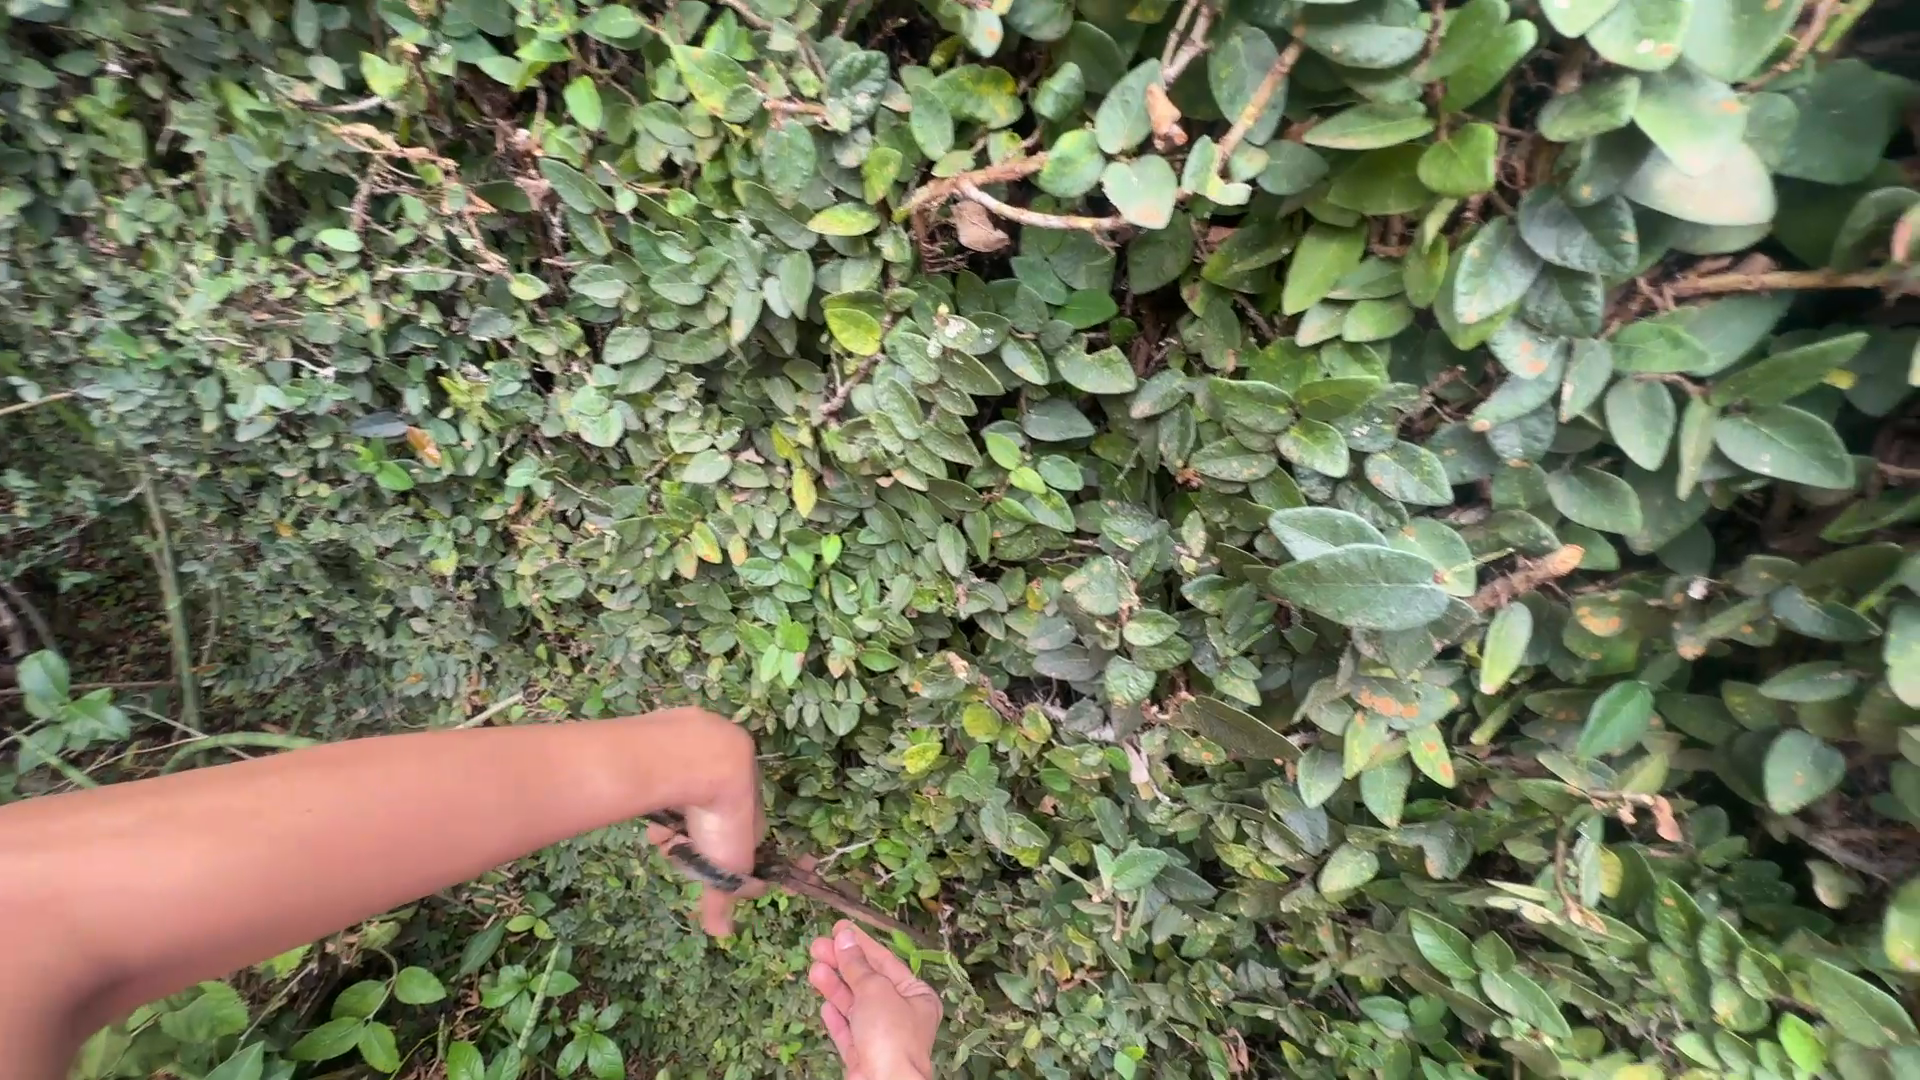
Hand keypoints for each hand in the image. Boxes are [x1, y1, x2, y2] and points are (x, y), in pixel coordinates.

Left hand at [635, 709, 763, 935]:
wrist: (702, 758)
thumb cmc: (721, 812)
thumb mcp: (726, 863)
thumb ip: (724, 896)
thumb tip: (722, 934)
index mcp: (751, 790)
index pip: (739, 821)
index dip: (716, 846)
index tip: (694, 861)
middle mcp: (735, 762)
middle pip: (710, 802)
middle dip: (690, 832)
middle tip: (671, 849)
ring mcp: (708, 739)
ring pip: (688, 783)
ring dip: (672, 811)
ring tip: (655, 831)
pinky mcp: (682, 725)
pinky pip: (670, 760)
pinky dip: (660, 783)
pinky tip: (647, 801)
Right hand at [808, 920, 942, 1079]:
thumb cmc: (889, 1033)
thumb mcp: (874, 989)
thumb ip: (857, 965)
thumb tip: (844, 936)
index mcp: (916, 995)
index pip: (885, 961)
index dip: (861, 943)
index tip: (839, 927)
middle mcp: (902, 1015)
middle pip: (867, 982)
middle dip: (842, 964)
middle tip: (817, 945)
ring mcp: (882, 1039)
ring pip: (855, 1006)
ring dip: (834, 987)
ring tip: (814, 968)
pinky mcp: (864, 1059)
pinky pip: (849, 1033)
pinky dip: (837, 1018)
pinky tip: (824, 1004)